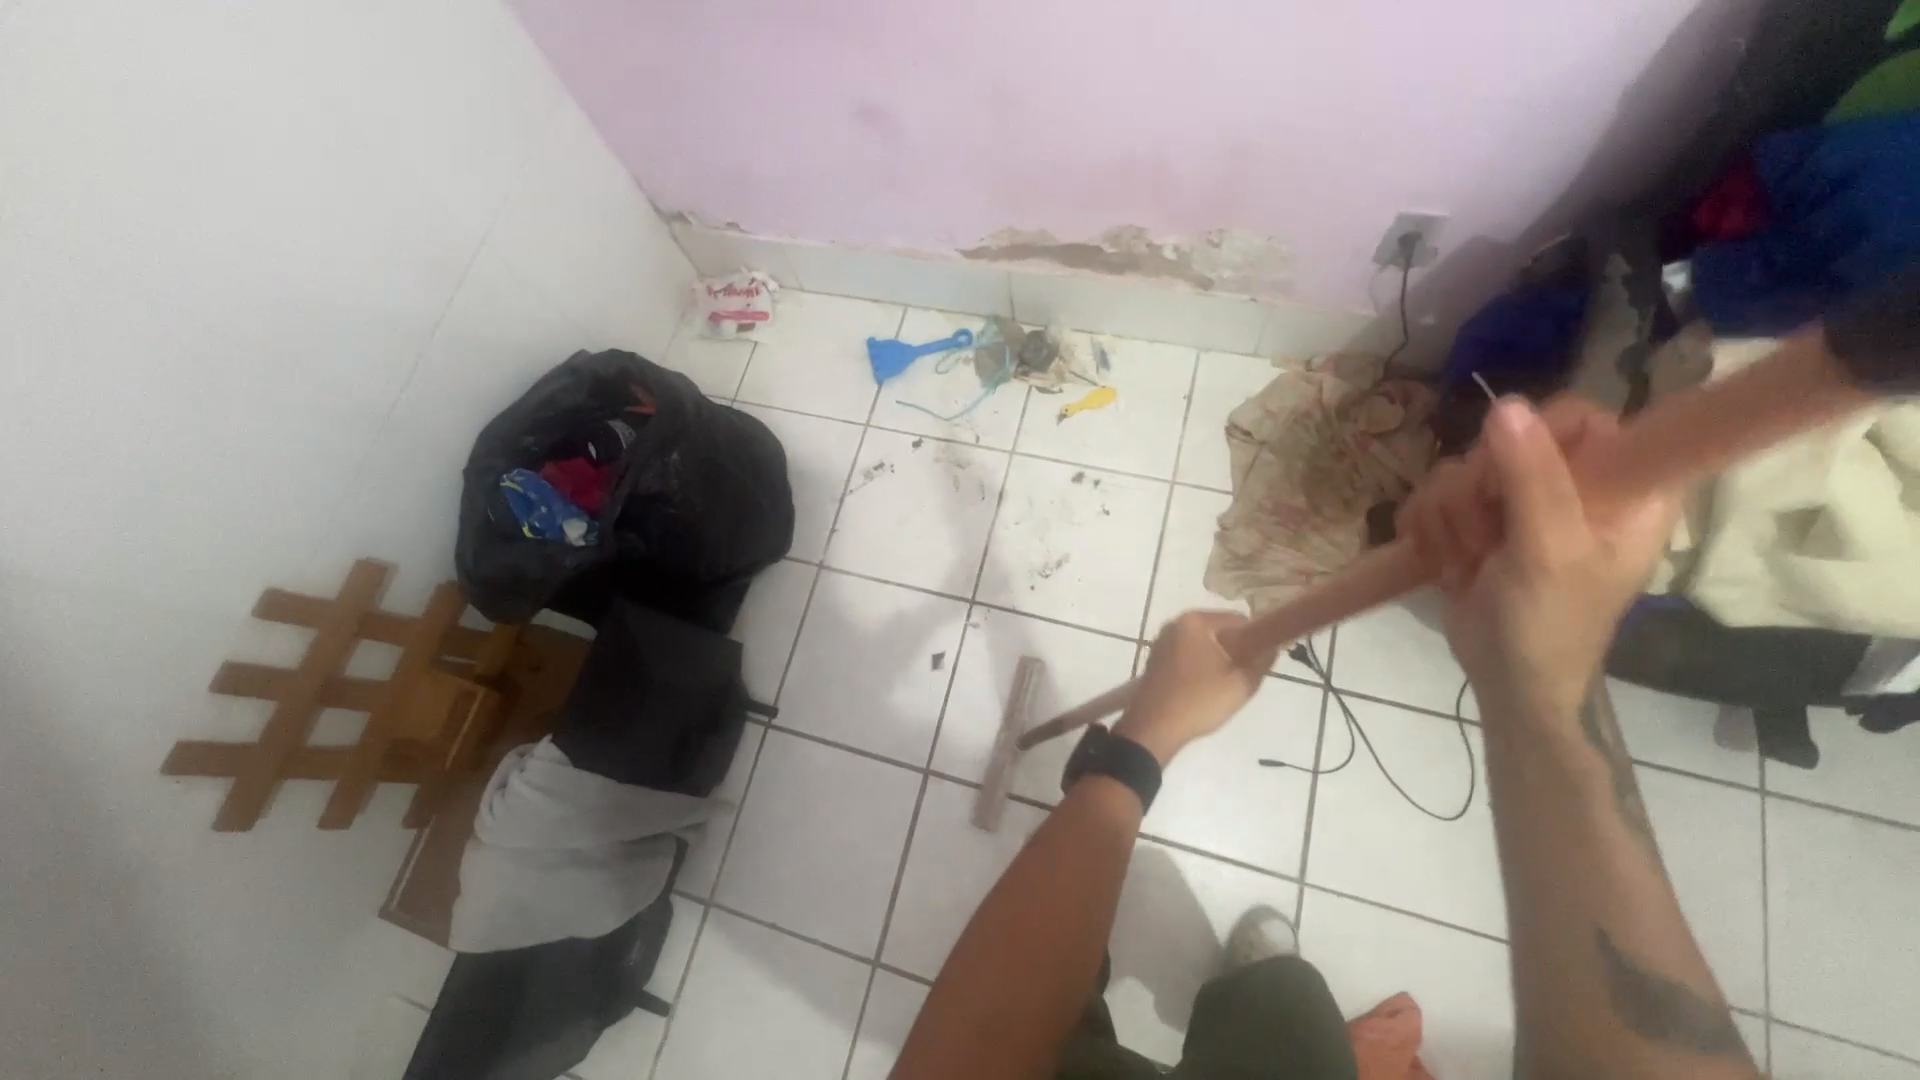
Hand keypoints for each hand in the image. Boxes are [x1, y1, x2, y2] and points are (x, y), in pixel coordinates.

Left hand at [1115, 611, 1276, 764]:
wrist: (1153, 728)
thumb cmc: (1199, 700)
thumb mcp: (1242, 682)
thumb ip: (1263, 660)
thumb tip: (1272, 646)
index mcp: (1194, 621)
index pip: (1239, 620)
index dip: (1256, 640)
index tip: (1259, 664)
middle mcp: (1174, 624)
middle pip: (1220, 632)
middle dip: (1235, 652)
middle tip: (1241, 679)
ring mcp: (1162, 642)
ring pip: (1204, 646)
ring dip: (1217, 662)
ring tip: (1222, 689)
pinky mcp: (1155, 660)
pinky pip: (1188, 657)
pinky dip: (1200, 669)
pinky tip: (1203, 692)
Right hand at [1398, 398, 1680, 718]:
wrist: (1506, 680)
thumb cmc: (1550, 623)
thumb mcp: (1549, 552)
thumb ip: (1533, 478)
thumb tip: (1505, 404)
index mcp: (1620, 486)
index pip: (1580, 418)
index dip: (1538, 438)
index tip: (1512, 476)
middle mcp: (1570, 485)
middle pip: (1504, 441)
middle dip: (1478, 491)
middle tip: (1489, 537)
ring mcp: (1515, 504)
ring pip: (1458, 469)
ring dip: (1449, 519)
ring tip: (1469, 561)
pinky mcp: (1471, 521)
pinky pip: (1431, 495)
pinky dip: (1427, 528)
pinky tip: (1443, 559)